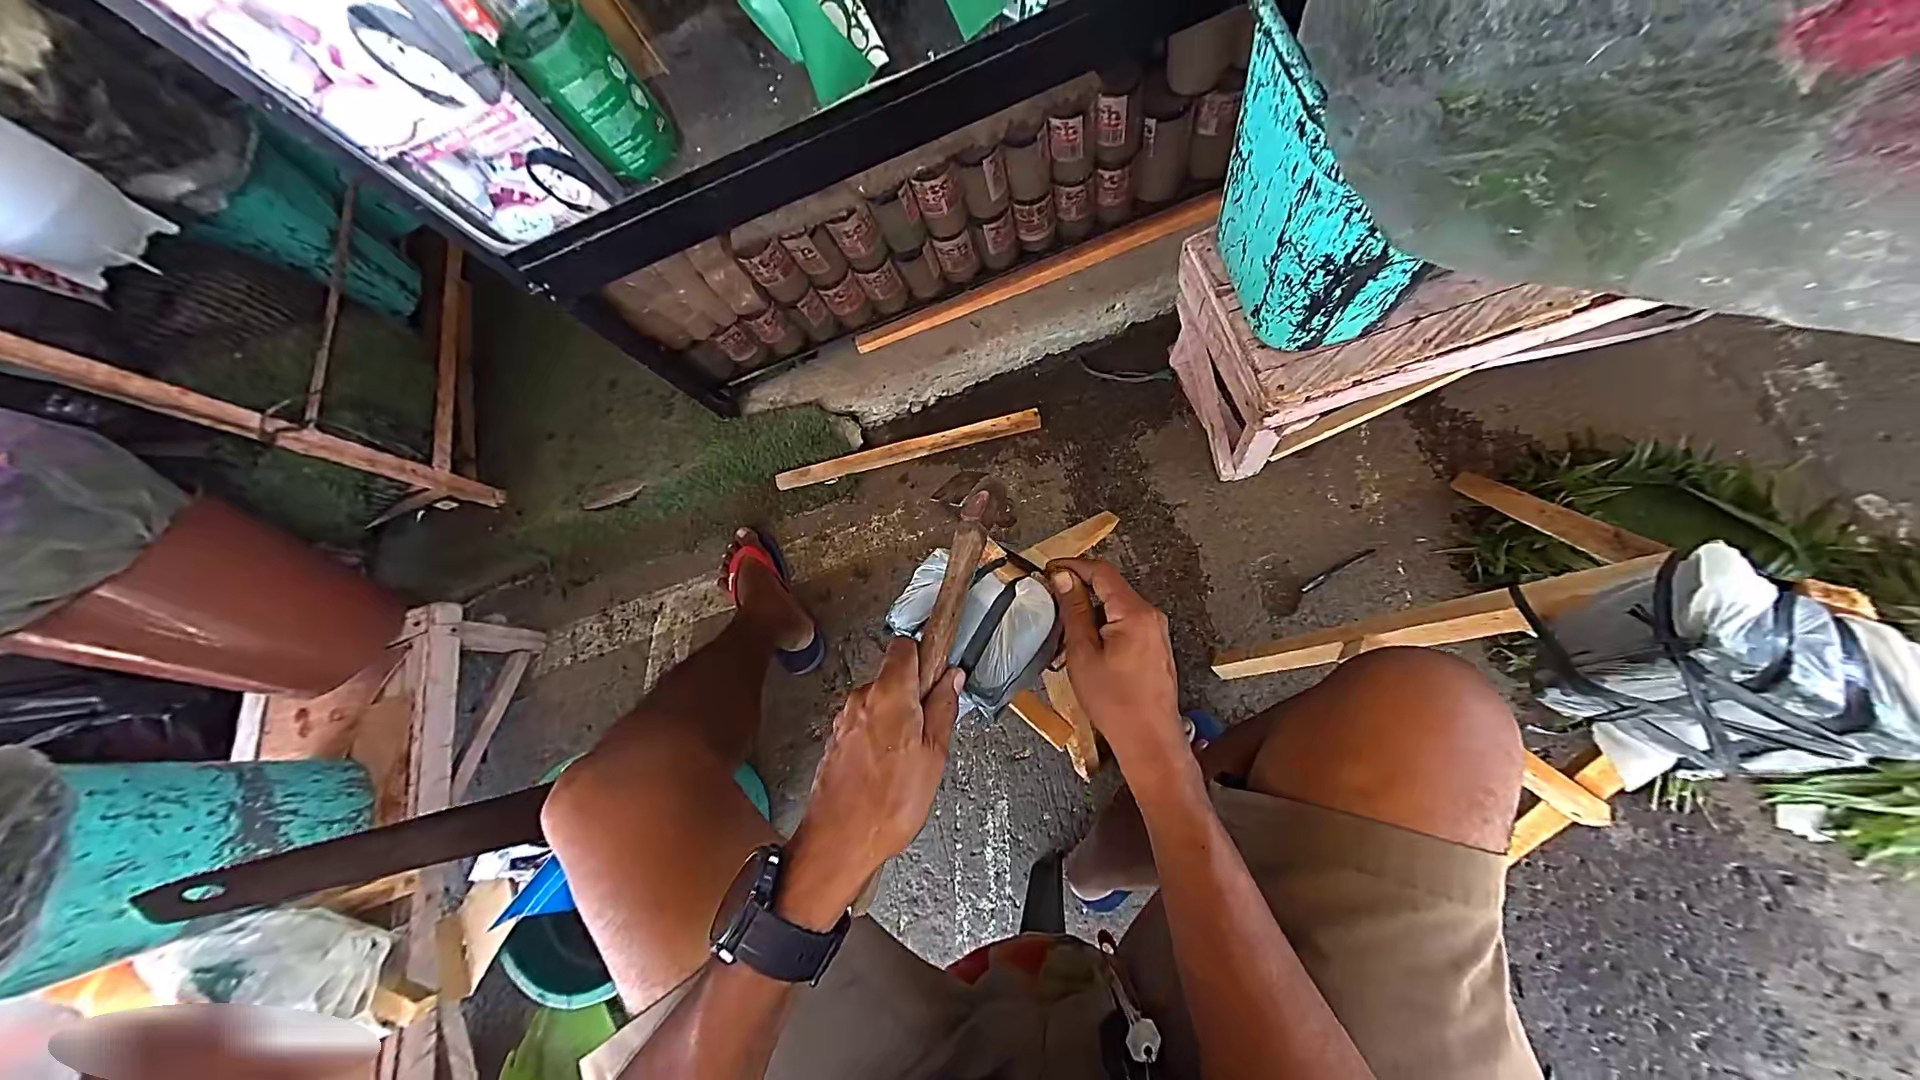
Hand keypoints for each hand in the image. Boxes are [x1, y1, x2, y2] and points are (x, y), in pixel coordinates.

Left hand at [782, 637, 960, 927]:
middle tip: (931, 724)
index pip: (905, 646)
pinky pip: (865, 721)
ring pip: (880, 700)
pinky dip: (878, 733)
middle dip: (914, 692)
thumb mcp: (934, 755)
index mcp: (890, 694)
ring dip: (896, 715)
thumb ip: (943, 709)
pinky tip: (888, 765)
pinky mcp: (836, 737)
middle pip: (893, 675)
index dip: (925, 654)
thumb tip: (951, 680)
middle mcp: (862, 698)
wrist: (839, 841)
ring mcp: (845, 718)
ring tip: (909, 754)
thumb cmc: (886, 804)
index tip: (939, 666)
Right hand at [1048, 558, 1187, 775]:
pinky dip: (1103, 628)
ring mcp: (1155, 632)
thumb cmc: (1116, 703)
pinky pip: (1125, 624)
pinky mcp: (1154, 646)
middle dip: (1079, 592)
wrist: (1149, 739)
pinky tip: (1086, 649)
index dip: (1073, 566)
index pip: (1102, 572)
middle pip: (1110, 589)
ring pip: (1116, 608)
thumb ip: (1074, 611)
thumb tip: (1064, 580)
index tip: (1051, 570)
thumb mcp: (1083, 654)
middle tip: (1053, 603)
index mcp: (1135, 614)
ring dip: (1090, 614)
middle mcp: (1151, 617)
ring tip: (1067, 637)